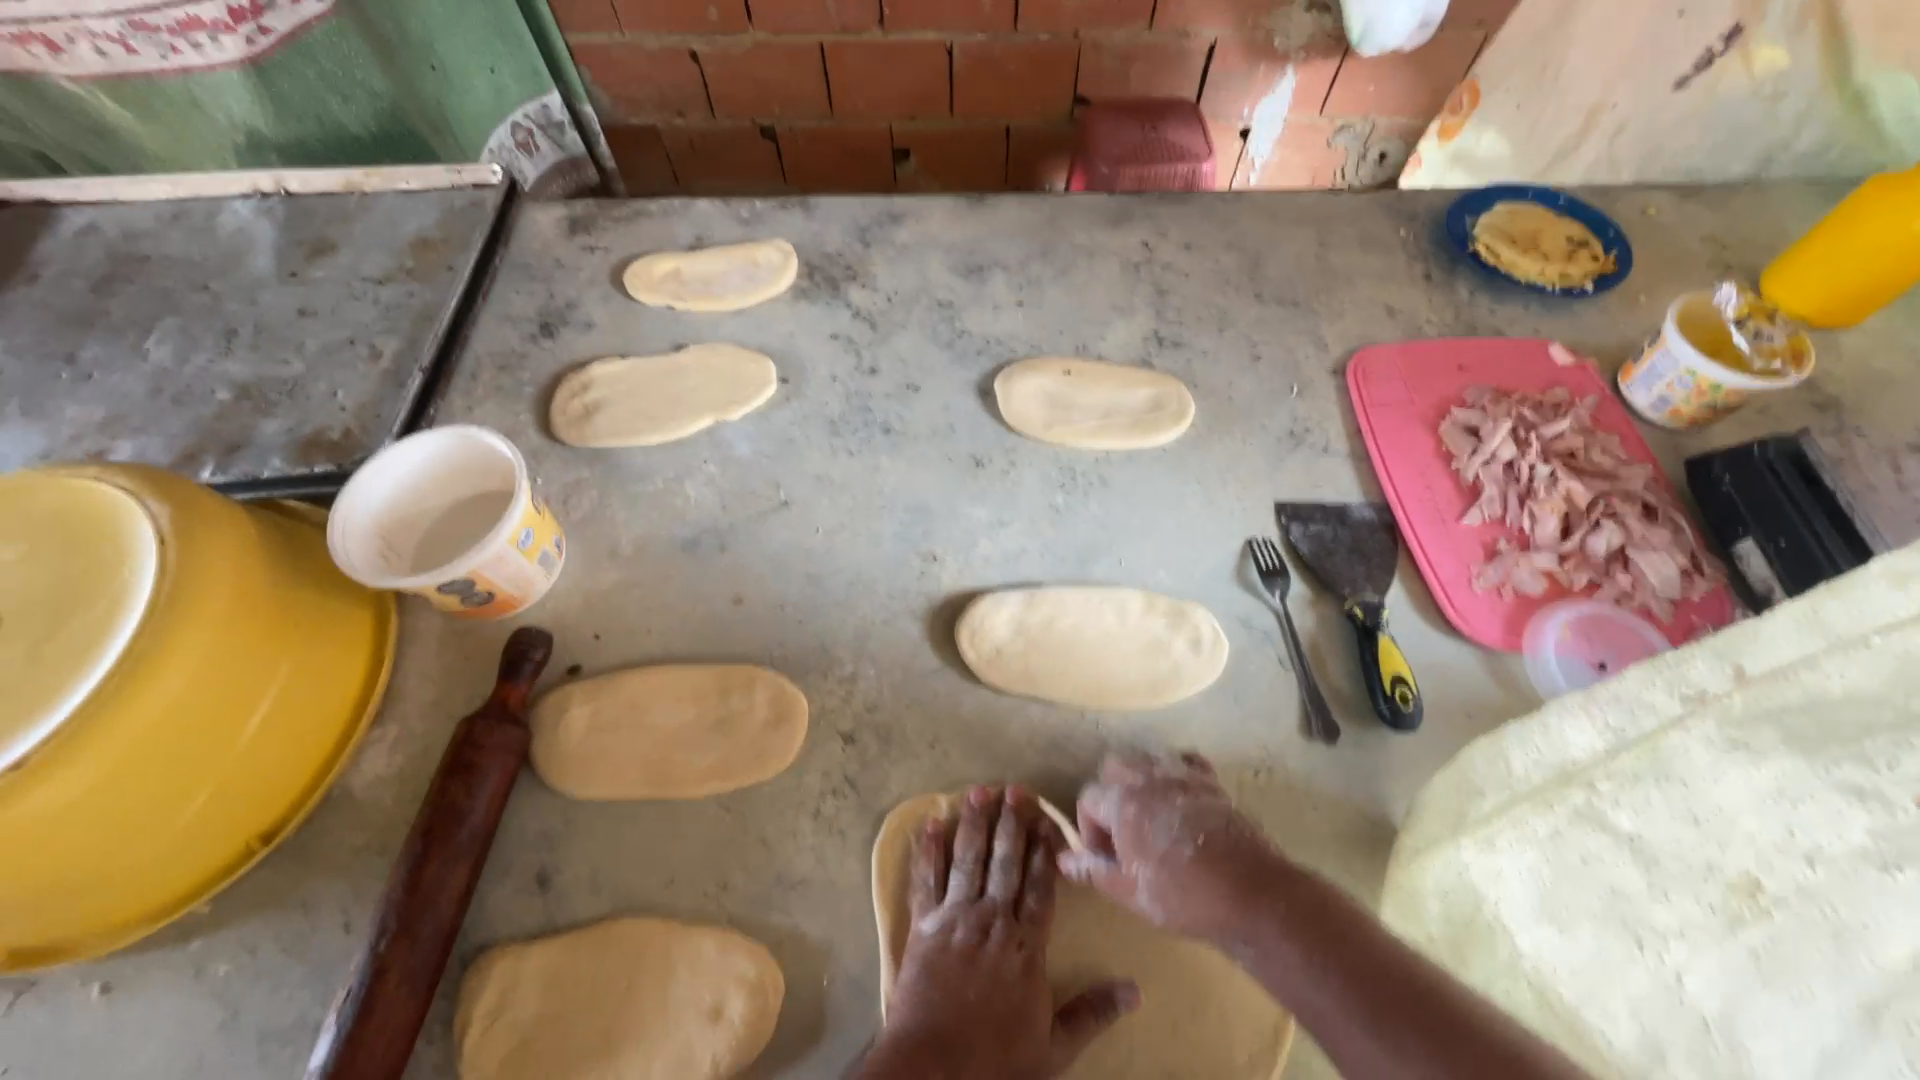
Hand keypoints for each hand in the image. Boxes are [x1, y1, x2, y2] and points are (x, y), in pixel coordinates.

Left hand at [872, 786, 1139, 1079]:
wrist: (934, 1067)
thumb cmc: (996, 1058)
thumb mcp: (1054, 1046)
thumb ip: (1092, 1013)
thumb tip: (1135, 989)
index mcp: (1027, 945)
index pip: (1041, 886)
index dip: (1044, 850)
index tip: (1046, 818)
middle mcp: (993, 920)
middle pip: (1005, 862)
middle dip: (1011, 822)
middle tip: (1014, 788)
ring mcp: (956, 919)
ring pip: (967, 860)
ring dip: (973, 824)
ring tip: (977, 791)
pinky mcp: (923, 926)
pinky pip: (926, 880)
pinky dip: (927, 850)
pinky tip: (930, 823)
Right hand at [1059, 751, 1285, 943]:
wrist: (1249, 894)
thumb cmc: (1181, 896)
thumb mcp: (1128, 890)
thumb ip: (1093, 869)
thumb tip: (1063, 859)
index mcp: (1122, 802)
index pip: (1088, 798)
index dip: (1090, 828)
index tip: (1105, 858)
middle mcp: (1149, 778)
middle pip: (1114, 766)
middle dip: (1111, 793)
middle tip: (1123, 832)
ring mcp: (1183, 776)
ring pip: (1148, 758)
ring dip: (1141, 780)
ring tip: (1150, 816)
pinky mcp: (1212, 783)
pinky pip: (1186, 762)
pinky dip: (1177, 773)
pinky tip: (1181, 802)